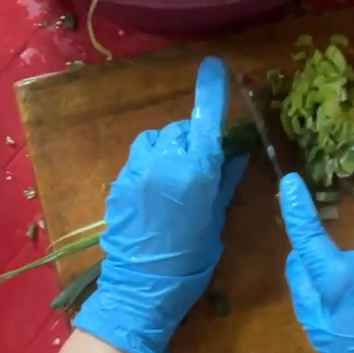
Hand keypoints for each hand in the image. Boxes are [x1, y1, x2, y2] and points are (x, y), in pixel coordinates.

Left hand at [74, 58, 245, 352]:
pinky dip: (151, 164)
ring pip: (157, 140)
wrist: (143, 285)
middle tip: (201, 165)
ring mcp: (138, 170)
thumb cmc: (191, 260)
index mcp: (196, 172)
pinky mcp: (120, 180)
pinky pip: (140, 159)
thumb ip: (223, 180)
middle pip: (182, 130)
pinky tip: (155, 191)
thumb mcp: (216, 220)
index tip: (215, 67)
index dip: (213, 93)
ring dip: (169, 148)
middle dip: (194, 139)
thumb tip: (234, 150)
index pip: (206, 121)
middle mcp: (165, 162)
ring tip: (175, 177)